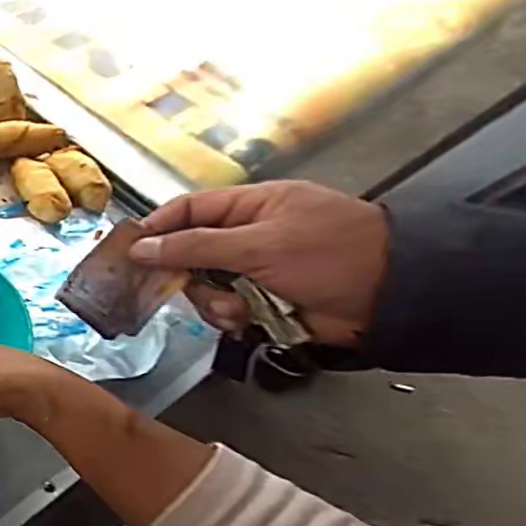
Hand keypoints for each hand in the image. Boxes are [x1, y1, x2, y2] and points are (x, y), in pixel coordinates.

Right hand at [129, 181, 389, 344]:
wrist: (395, 299)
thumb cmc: (333, 255)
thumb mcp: (258, 245)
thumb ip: (193, 246)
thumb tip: (139, 247)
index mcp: (253, 206)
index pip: (189, 209)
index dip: (157, 227)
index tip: (130, 250)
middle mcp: (247, 234)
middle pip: (186, 251)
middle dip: (183, 273)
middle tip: (174, 287)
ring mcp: (252, 267)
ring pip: (200, 284)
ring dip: (208, 300)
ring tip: (231, 308)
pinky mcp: (257, 297)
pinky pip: (219, 306)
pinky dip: (224, 315)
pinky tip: (241, 318)